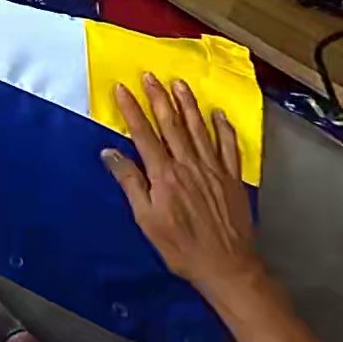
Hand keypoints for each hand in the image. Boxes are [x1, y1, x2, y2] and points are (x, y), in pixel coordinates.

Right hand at [103, 74, 264, 300]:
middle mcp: (188, 164)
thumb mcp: (146, 220)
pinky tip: (218, 113)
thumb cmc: (181, 248)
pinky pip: (228, 146)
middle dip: (158, 97)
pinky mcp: (231, 176)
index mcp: (164, 175)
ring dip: (187, 103)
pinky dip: (223, 127)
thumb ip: (130, 183)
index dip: (132, 109)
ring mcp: (213, 168)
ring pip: (198, 128)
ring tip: (179, 83)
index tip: (122, 89)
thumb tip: (111, 153)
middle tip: (150, 75)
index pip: (143, 134)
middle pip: (170, 124)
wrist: (226, 266)